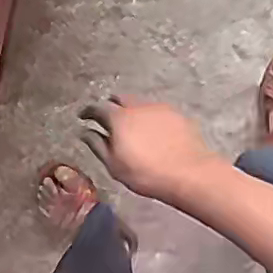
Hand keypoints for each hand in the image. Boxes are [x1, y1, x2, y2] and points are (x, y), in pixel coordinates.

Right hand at [80, 98, 223, 202]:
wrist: (189, 173)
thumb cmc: (145, 173)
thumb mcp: (114, 164)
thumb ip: (97, 145)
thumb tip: (85, 132)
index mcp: (119, 118)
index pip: (97, 108)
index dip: (88, 111)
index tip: (83, 116)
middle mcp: (138, 107)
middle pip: (120, 98)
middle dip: (110, 104)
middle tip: (107, 116)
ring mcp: (160, 108)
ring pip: (140, 103)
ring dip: (131, 110)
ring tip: (131, 125)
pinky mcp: (177, 115)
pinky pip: (156, 111)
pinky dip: (149, 116)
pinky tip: (153, 131)